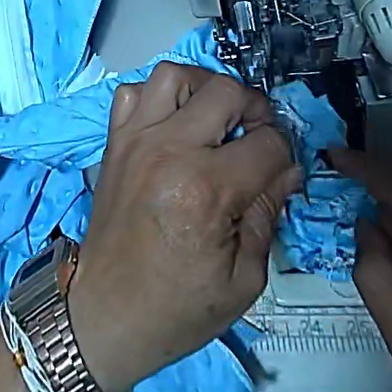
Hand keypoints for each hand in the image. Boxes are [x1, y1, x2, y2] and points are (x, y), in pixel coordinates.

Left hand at [68, 64, 302, 391]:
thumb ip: (269, 213)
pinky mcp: (114, 142)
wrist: (103, 317)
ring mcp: (136, 140)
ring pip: (175, 74)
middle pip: (226, 91)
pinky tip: (172, 123)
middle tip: (254, 137)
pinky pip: (133, 91)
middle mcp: (169, 151)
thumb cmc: (177, 309)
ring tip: (213, 118)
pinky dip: (156, 96)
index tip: (279, 171)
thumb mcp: (244, 278)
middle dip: (253, 109)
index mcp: (207, 190)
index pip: (267, 143)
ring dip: (203, 89)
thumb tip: (288, 169)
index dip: (284, 155)